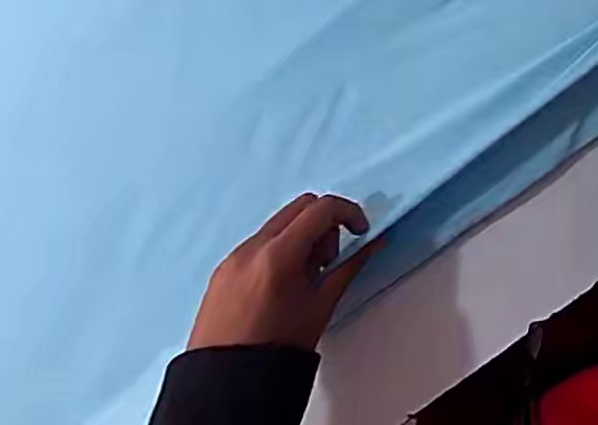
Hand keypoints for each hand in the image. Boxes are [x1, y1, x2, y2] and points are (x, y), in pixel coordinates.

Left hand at [187, 193, 380, 350]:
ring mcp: (233, 258)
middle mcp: (252, 248)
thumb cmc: (276, 349)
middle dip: (325, 222)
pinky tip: (283, 283)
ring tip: (306, 275)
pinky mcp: (221, 270)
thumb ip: (351, 265)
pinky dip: (280, 248)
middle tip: (330, 256)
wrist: (223, 390)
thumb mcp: (322, 304)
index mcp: (278, 255)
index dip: (350, 213)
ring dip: (302, 235)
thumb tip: (375, 242)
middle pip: (301, 206)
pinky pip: (260, 242)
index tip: (360, 231)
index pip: (323, 208)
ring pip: (280, 222)